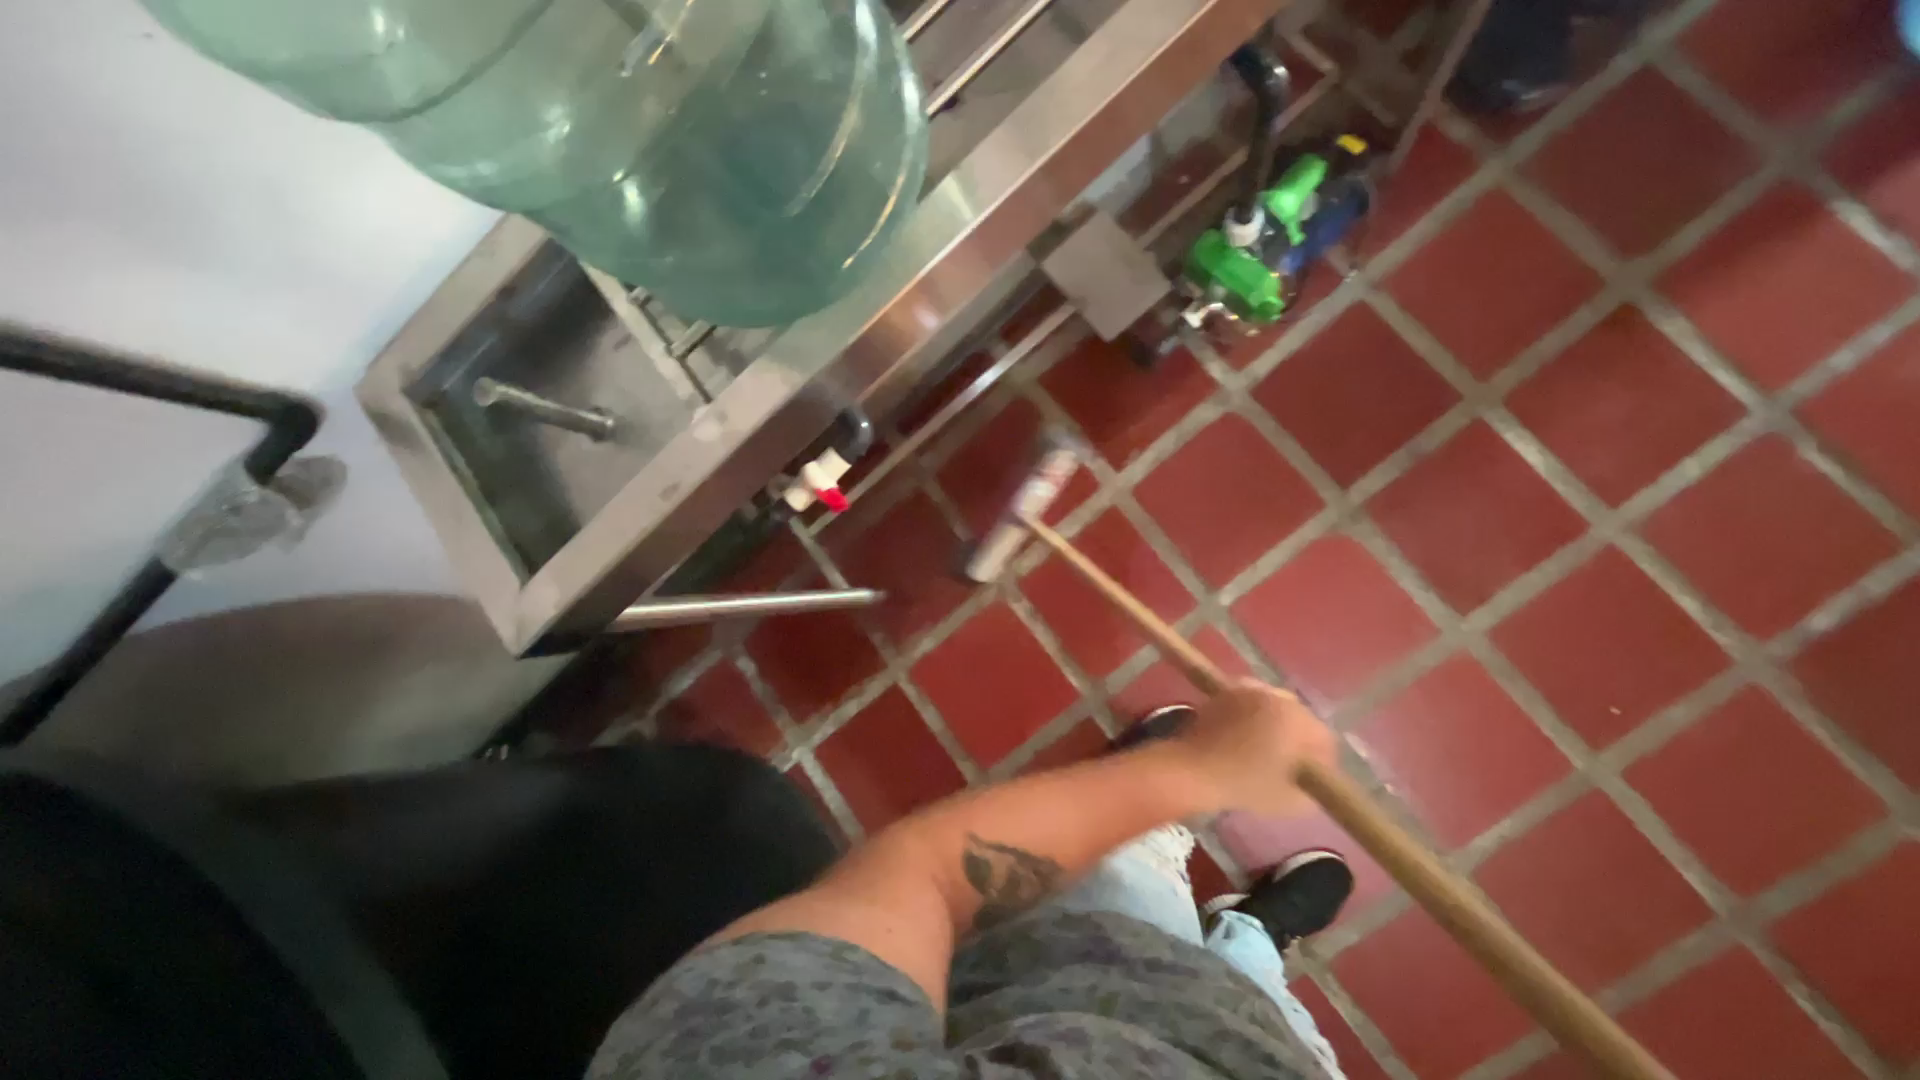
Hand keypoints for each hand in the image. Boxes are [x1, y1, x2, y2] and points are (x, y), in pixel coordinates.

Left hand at [1167, 680, 1334, 817]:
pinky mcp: (1227, 691)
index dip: (1323, 761)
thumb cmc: (1244, 785)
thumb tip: (1314, 782)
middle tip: (1292, 763)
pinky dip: (1255, 713)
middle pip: (1302, 718)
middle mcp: (1277, 697)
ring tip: (1267, 747)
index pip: (1325, 739)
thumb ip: (1313, 790)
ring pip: (1277, 706)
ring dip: (1278, 723)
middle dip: (1301, 739)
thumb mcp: (1291, 801)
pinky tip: (1246, 733)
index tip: (1314, 779)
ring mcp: (1250, 689)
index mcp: (1298, 721)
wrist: (1193, 769)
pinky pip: (1252, 700)